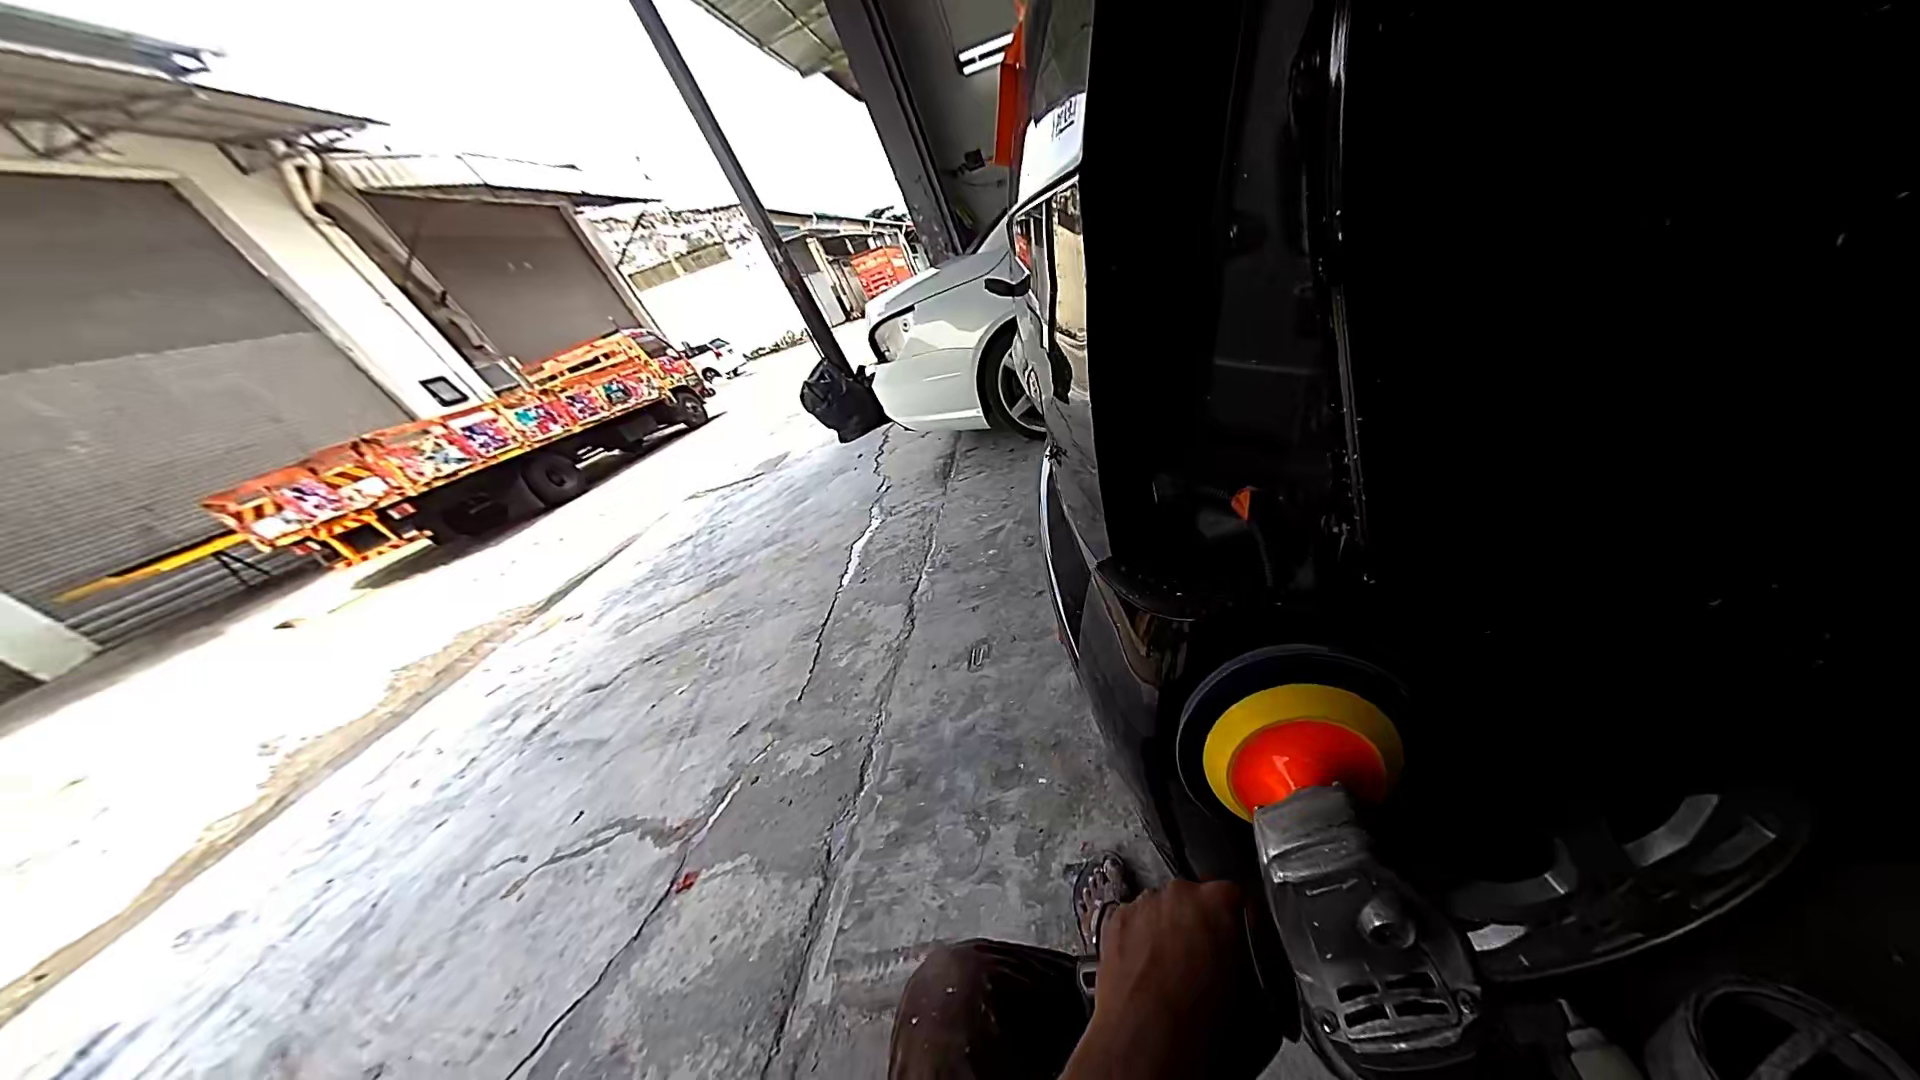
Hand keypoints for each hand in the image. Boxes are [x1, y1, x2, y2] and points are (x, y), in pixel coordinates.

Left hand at [1063, 880, 1258, 1077]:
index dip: (1243, 925)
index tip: (1243, 943)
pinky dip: (1142, 940)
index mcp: (1219, 904)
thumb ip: (1263, 966)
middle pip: (1197, 901)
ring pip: (1164, 910)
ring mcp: (1142, 905)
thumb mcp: (1262, 1005)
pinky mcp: (1115, 919)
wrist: (1146, 1049)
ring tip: (1177, 974)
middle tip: (1209, 964)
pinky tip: (1150, 972)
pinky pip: (1136, 922)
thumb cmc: (1202, 1033)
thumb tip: (1264, 967)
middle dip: (1204, 927)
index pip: (1239, 898)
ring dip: (1171, 932)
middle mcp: (1177, 894)